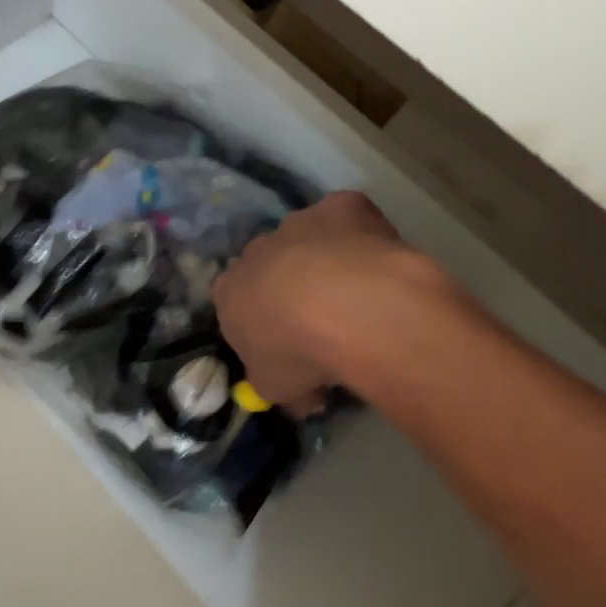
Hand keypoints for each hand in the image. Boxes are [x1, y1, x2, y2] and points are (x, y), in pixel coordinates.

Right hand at [213, 191, 436, 412]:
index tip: (286, 345)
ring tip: (357, 293)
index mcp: (228, 292)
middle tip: (321, 320)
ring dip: (322, 258)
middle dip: (287, 286)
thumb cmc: (300, 353)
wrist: (353, 309)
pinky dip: (358, 235)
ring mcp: (298, 224)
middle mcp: (255, 252)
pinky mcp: (342, 206)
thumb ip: (281, 389)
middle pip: (267, 266)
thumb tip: (303, 400)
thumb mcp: (280, 390)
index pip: (234, 304)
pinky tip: (377, 260)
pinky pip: (347, 218)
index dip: (260, 324)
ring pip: (306, 239)